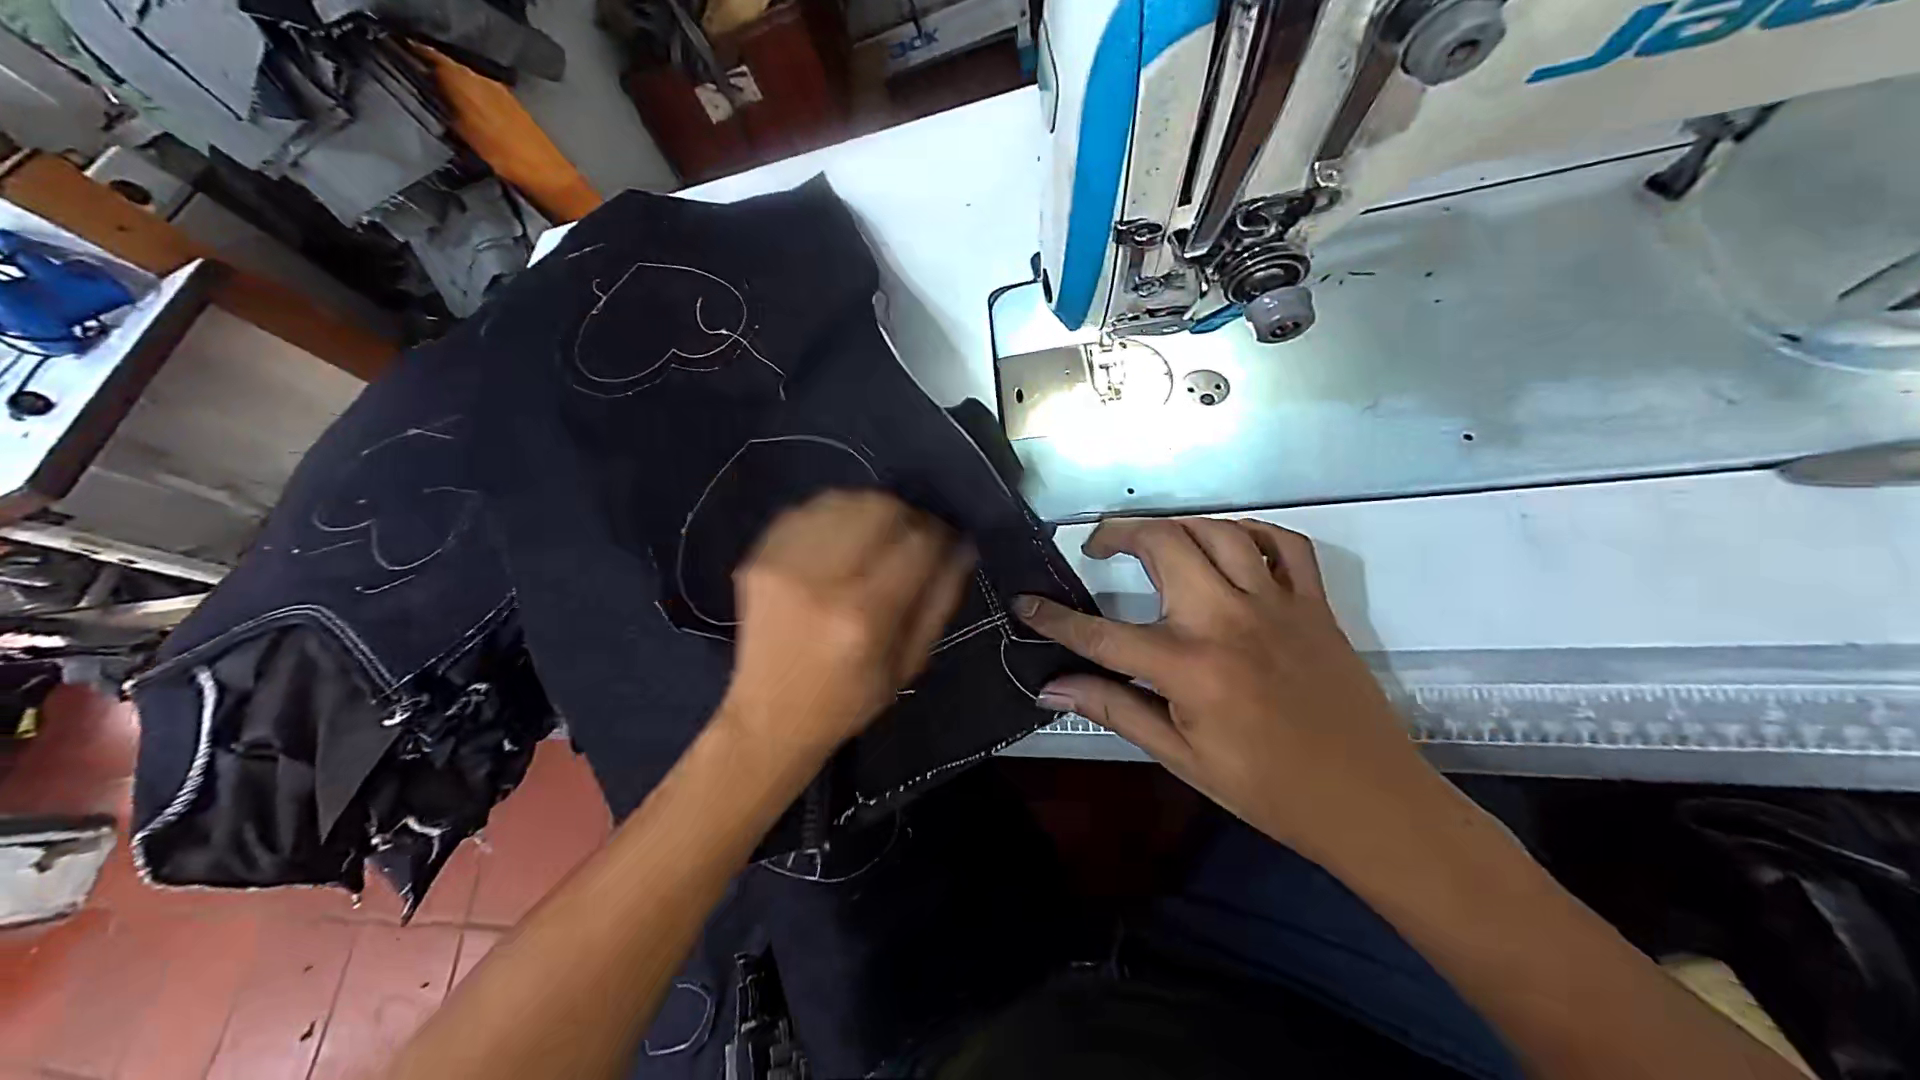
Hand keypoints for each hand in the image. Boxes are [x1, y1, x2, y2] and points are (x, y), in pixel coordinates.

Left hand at [720, 490, 973, 755]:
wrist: (769, 718)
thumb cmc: (850, 700)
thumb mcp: (909, 664)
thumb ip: (940, 600)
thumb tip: (961, 546)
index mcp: (865, 615)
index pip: (918, 542)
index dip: (940, 533)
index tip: (944, 541)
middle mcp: (822, 580)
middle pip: (880, 507)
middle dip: (906, 516)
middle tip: (910, 538)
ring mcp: (783, 564)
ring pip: (843, 500)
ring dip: (869, 512)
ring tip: (873, 539)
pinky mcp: (758, 558)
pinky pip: (806, 511)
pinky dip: (831, 518)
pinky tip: (837, 543)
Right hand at [1013, 518, 1438, 855]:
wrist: (1370, 803)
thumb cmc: (1268, 790)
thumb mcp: (1181, 757)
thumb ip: (1115, 709)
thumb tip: (1052, 687)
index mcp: (1190, 667)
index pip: (1102, 634)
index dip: (1054, 618)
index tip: (1025, 603)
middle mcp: (1228, 620)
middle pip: (1163, 545)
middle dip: (1118, 535)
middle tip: (1097, 547)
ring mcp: (1277, 605)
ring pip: (1218, 531)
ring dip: (1175, 526)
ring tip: (1154, 541)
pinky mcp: (1315, 604)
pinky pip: (1284, 543)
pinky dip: (1250, 531)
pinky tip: (1228, 544)